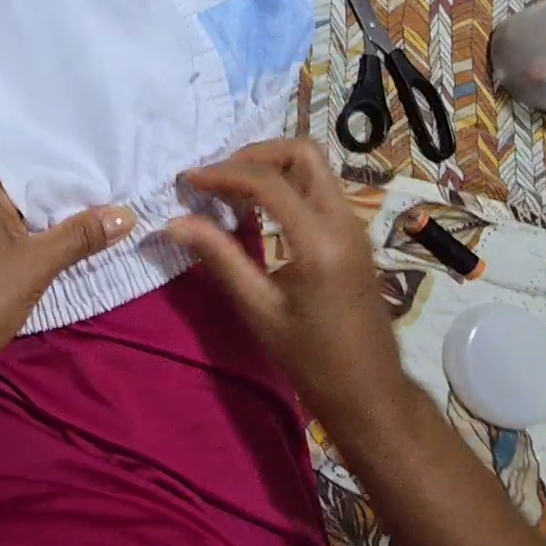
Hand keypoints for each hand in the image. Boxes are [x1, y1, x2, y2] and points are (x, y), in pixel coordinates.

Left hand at [0, 174, 131, 431]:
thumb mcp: (37, 266)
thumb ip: (81, 236)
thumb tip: (127, 213)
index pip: (40, 169)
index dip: (78, 180)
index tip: (114, 186)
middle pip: (29, 195)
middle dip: (66, 207)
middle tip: (113, 208)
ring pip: (15, 219)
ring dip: (46, 229)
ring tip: (91, 228)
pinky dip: (24, 244)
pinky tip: (48, 253)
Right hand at [169, 140, 406, 419]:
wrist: (370, 392)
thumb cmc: (312, 360)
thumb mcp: (259, 310)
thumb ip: (219, 258)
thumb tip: (175, 222)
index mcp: (320, 241)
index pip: (268, 181)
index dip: (223, 174)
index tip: (188, 181)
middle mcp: (343, 220)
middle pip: (301, 153)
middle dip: (253, 155)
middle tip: (216, 177)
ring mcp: (353, 224)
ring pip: (312, 166)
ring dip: (269, 166)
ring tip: (229, 188)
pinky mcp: (353, 232)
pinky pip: (318, 187)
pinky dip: (285, 183)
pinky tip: (255, 207)